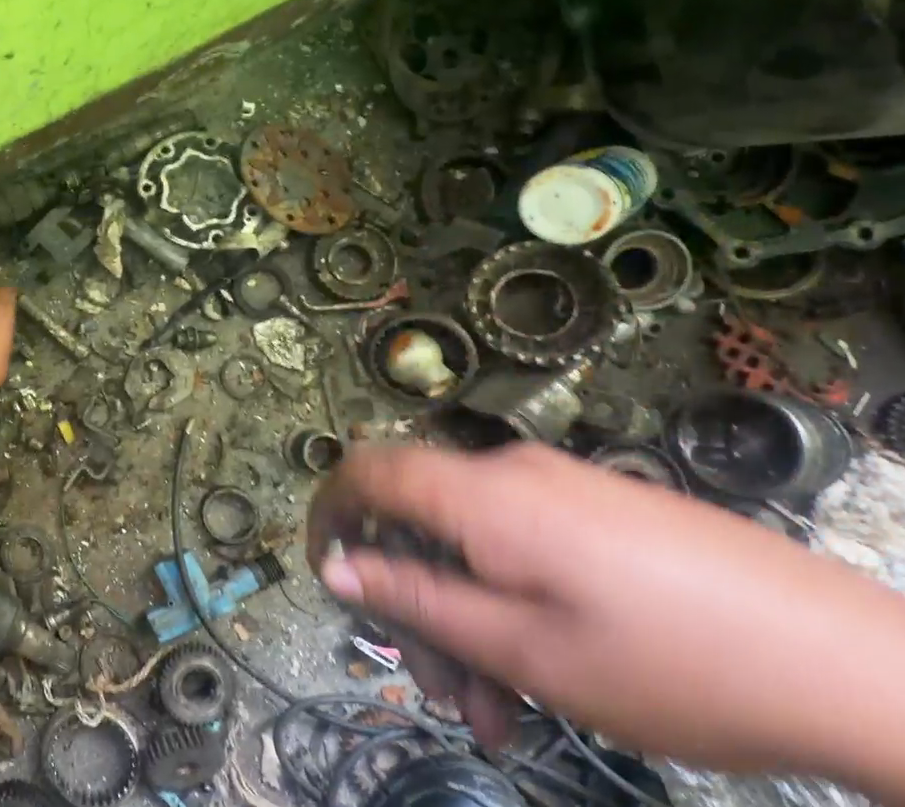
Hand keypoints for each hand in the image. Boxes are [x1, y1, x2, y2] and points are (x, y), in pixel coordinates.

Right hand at [306, 441, 904, 794]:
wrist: (862, 669)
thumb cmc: (673, 665)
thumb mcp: (523, 648)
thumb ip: (417, 600)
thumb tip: (338, 566)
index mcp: (484, 495)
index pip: (366, 472)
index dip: (330, 515)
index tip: (328, 575)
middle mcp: (516, 475)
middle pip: (422, 523)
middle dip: (414, 605)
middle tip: (438, 687)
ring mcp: (566, 491)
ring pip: (473, 546)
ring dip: (465, 620)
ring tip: (497, 708)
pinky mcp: (607, 514)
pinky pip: (524, 549)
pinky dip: (509, 603)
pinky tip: (539, 676)